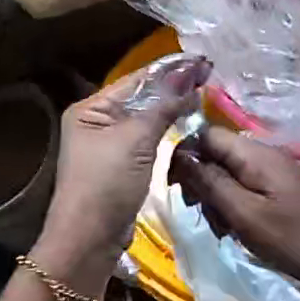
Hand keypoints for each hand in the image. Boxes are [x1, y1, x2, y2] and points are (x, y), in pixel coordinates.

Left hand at [39, 57, 208, 260]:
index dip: (169, 70)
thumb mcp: (136, 140)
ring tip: (204, 94)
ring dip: (171, 109)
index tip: (203, 61)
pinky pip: (146, 141)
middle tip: (209, 75)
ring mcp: (108, 146)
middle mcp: (96, 122)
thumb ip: (163, 105)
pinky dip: (165, 132)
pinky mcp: (121, 167)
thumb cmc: (107, 183)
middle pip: (140, 98)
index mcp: (90, 109)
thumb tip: (189, 72)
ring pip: (145, 120)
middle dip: (172, 88)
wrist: (90, 238)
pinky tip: (187, 124)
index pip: (135, 81)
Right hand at [169, 126, 299, 289]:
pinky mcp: (277, 186)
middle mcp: (262, 153)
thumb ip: (209, 180)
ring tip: (220, 227)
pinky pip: (243, 185)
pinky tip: (234, 227)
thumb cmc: (289, 237)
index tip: (176, 186)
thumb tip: (180, 155)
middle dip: (200, 180)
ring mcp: (272, 170)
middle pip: (215, 153)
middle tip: (198, 211)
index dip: (186, 155)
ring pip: (226, 172)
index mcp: (254, 153)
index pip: (206, 134)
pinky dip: (232, 204)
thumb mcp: (242, 212)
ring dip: (215, 197)